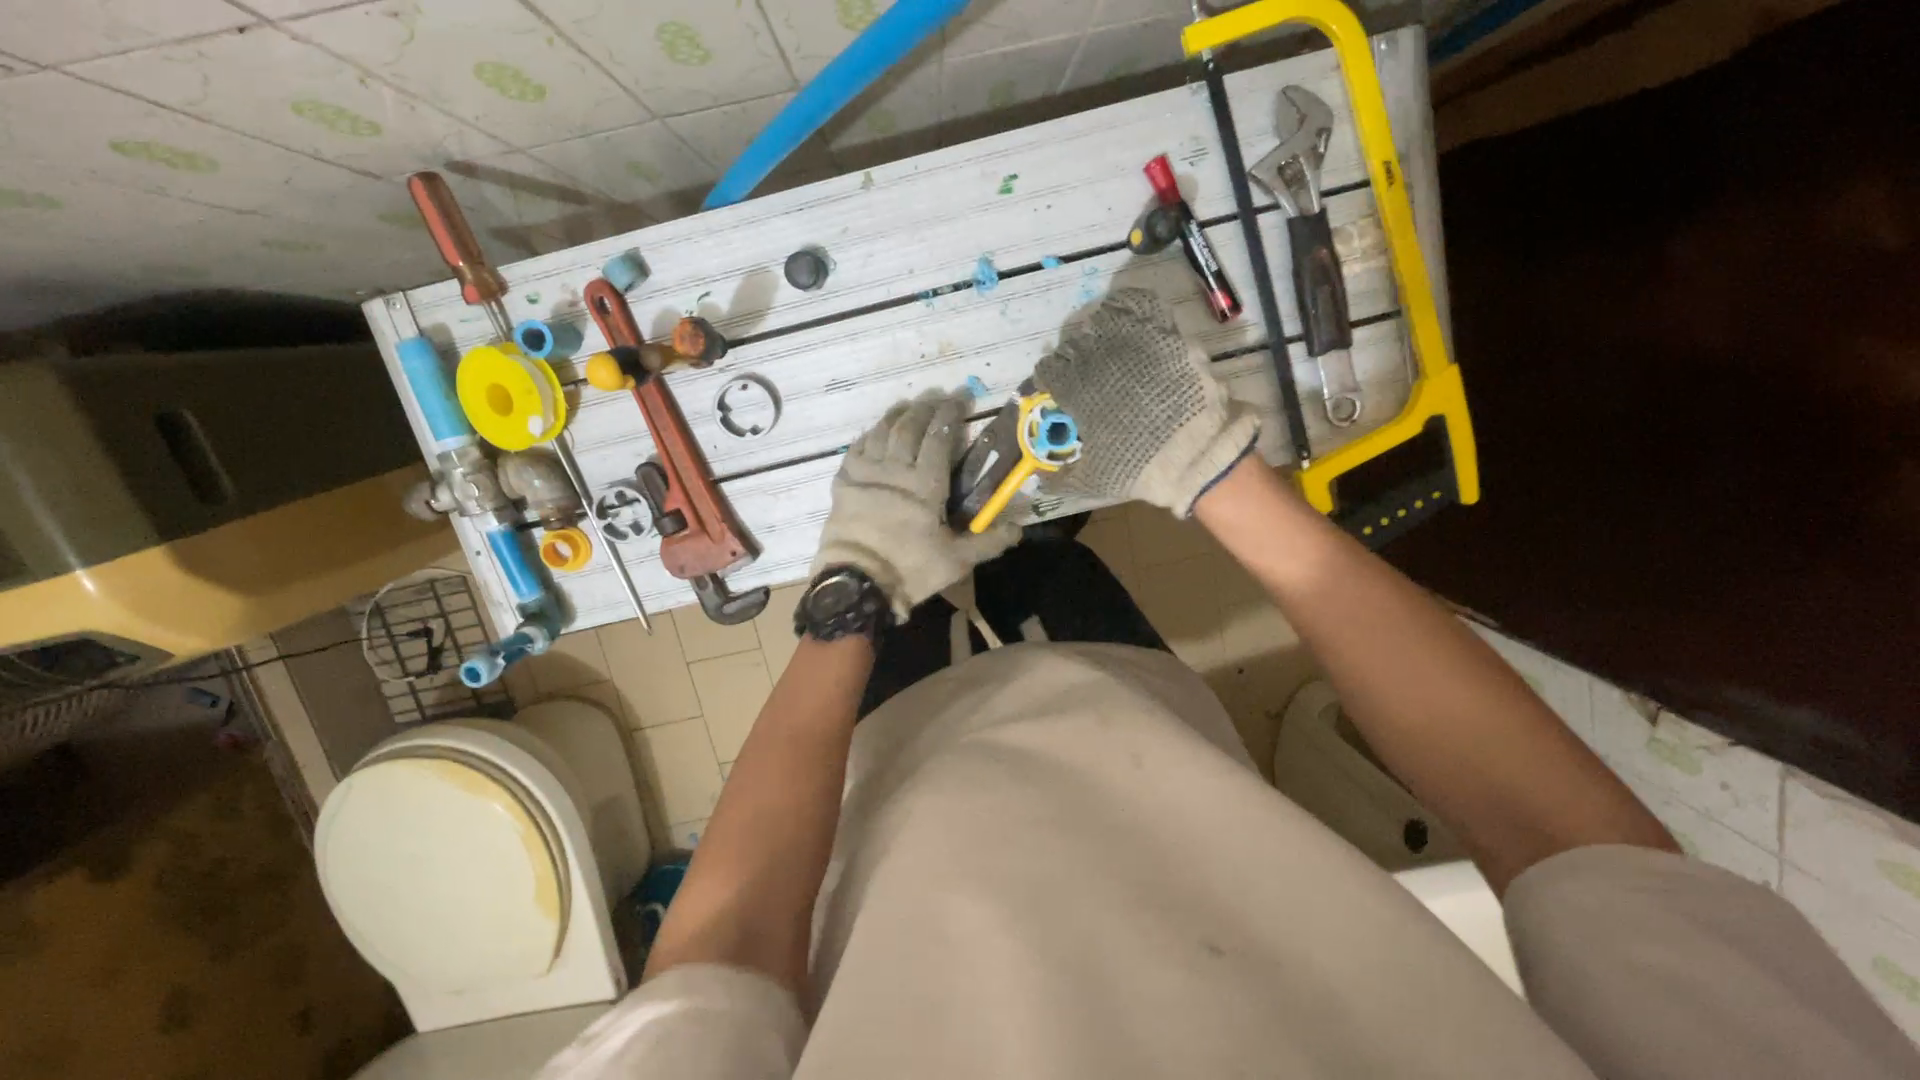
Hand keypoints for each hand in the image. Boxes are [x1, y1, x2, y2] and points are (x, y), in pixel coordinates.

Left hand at [811, 390, 1019, 618]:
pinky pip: (856, 449)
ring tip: (908, 406)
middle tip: (937, 397)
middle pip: (910, 426)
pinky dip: (868, 435)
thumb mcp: (956, 560)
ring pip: (881, 432)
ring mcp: (866, 473)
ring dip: (896, 415)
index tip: (960, 399)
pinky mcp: (843, 483)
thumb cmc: (910, 570)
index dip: (951, 414)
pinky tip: (874, 432)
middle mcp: (896, 469)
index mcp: (926, 483)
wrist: (856, 583)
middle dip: (925, 408)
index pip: (940, 436)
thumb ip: (989, 541)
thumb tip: (1019, 529)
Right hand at [1033, 288, 1260, 516]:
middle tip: (1090, 373)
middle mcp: (1095, 358)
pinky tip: (1129, 316)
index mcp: (1074, 389)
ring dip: (1100, 330)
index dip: (1053, 379)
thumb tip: (1035, 483)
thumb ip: (1058, 479)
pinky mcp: (1161, 332)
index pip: (1048, 369)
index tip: (1062, 391)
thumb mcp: (1092, 480)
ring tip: (1110, 345)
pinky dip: (1129, 304)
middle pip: (1073, 344)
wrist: (1194, 452)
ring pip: (1101, 319)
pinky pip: (1137, 302)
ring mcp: (1129, 341)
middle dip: (1076, 357)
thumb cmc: (1138, 468)